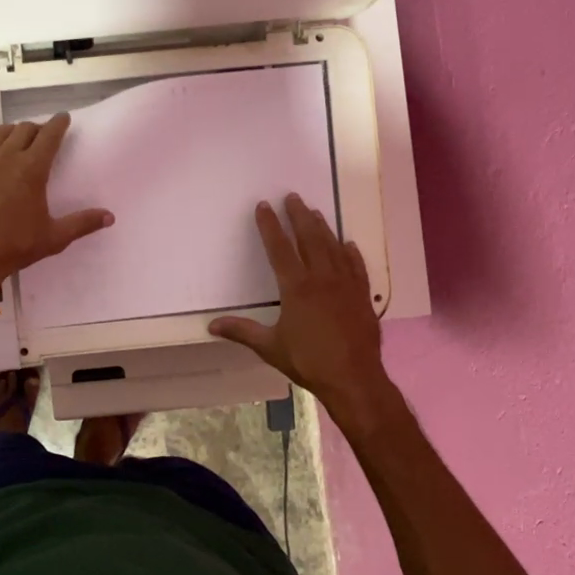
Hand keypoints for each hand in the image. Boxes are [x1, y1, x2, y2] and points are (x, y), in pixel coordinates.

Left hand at [0, 113, 112, 299]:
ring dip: (11, 131)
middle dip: (36, 129)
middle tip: (41, 136)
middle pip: (24, 130)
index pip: (49, 136)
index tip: (63, 118)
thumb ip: (82, 223)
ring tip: (16, 139)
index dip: (58, 124)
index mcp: (32, 169)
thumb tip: (110, 217)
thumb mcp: (54, 237)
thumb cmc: (15, 246)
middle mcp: (6, 157)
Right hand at [210, 194, 390, 408]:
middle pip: (310, 239)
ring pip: (333, 248)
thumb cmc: (308, 361)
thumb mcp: (270, 347)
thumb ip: (242, 331)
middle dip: (299, 216)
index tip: (264, 207)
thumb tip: (212, 325)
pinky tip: (348, 244)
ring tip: (315, 213)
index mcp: (296, 288)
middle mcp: (322, 279)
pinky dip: (350, 253)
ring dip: (323, 228)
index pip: (279, 249)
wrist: (353, 377)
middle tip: (293, 197)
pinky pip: (356, 266)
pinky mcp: (362, 296)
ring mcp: (346, 285)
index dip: (270, 226)